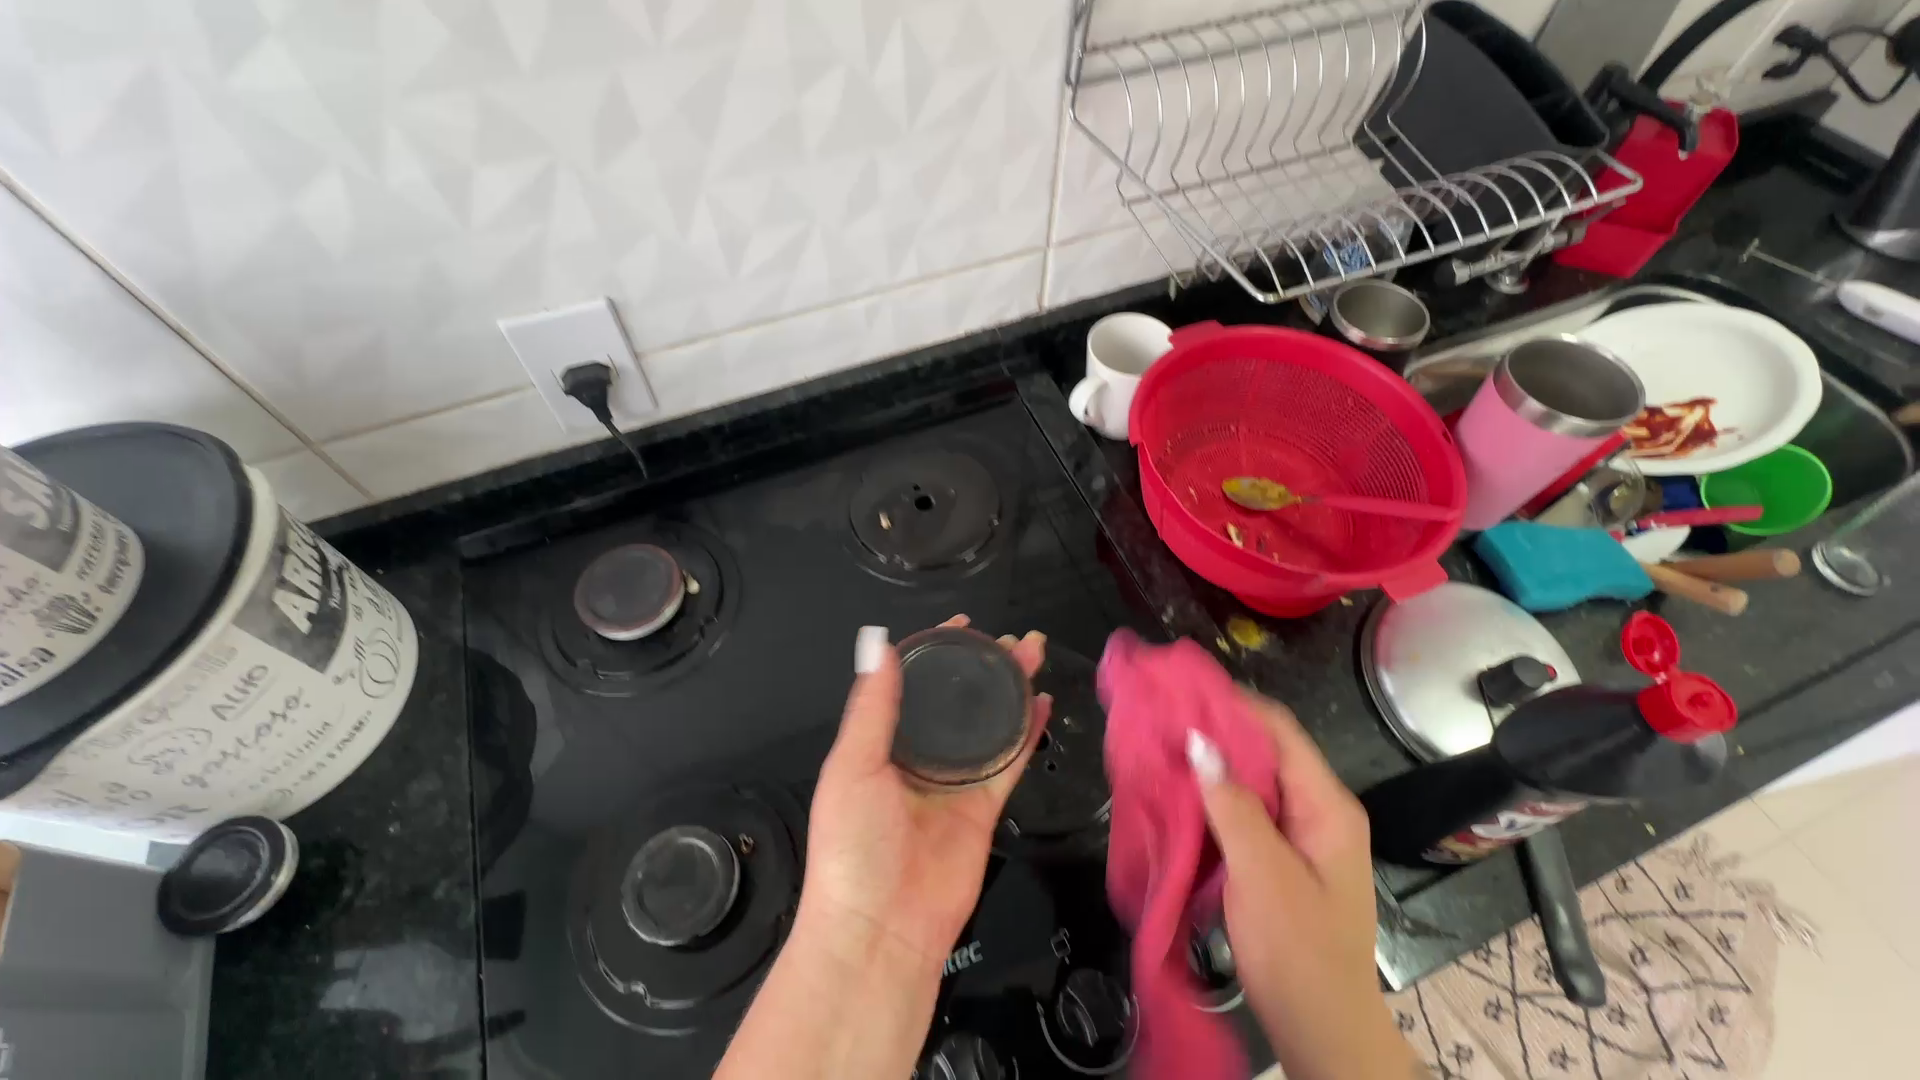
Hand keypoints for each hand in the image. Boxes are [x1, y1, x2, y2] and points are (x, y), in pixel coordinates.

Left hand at [800, 615, 1052, 968]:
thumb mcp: (852, 765)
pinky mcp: (984, 806)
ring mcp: (953, 782)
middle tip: (1012, 638)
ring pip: (988, 725)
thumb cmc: (854, 842)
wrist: (882, 926)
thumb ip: (873, 706)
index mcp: (879, 745)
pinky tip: (1042, 703)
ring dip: (1009, 690)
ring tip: (1033, 654)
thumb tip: (881, 644)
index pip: (910, 686)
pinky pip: (1009, 761)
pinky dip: (1026, 732)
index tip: (961, 624)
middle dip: (982, 667)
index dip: (934, 652)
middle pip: (956, 701)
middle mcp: (918, 758)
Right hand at [1188, 693, 1417, 1079]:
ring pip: (1252, 783)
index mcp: (1326, 805)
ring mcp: (1302, 837)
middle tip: (1160, 719)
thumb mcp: (1262, 873)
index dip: (1232, 705)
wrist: (1321, 1029)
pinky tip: (1180, 797)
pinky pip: (1246, 814)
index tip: (1180, 691)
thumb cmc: (1297, 950)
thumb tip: (1201, 742)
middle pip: (1265, 753)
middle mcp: (1318, 811)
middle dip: (1215, 734)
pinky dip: (1214, 801)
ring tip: (1161, 749)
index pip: (1279, 731)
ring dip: (1211, 767)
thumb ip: (1233, 804)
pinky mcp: (1281, 860)